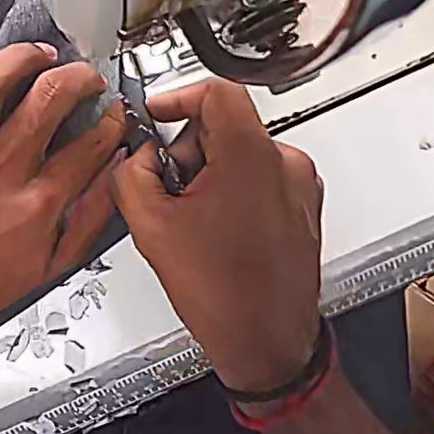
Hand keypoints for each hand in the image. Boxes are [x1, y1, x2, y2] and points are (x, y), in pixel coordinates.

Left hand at [0, 43, 127, 366]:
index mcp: (36, 205)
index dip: (111, 120)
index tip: (113, 111)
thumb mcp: (56, 262)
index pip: (89, 144)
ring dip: (18, 60)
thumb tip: (116, 170)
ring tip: (38, 56)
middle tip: (85, 78)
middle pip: (45, 101)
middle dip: (77, 77)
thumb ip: (93, 213)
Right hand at [110, 78, 322, 393]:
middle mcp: (283, 164)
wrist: (267, 341)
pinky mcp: (301, 207)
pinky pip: (258, 179)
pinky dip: (231, 192)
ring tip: (192, 220)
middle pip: (224, 126)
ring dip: (208, 174)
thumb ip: (132, 174)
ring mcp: (297, 187)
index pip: (215, 92)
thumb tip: (137, 157)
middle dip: (187, 151)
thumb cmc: (226, 296)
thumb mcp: (151, 226)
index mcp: (250, 156)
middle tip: (167, 187)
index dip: (177, 97)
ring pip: (240, 154)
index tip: (158, 113)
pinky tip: (214, 230)